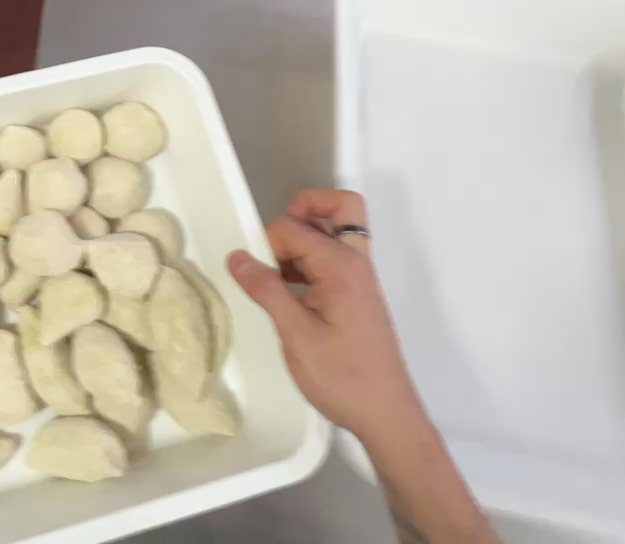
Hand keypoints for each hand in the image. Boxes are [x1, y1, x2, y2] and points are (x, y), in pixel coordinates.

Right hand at [226, 189, 427, 445]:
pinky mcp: (358, 294)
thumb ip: (266, 289)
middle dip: (303, 210)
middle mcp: (356, 263)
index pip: (293, 228)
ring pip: (338, 229)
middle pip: (339, 207)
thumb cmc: (342, 377)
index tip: (256, 274)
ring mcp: (361, 278)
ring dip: (306, 235)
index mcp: (341, 267)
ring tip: (278, 271)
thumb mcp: (295, 335)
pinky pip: (335, 255)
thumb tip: (236, 255)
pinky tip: (291, 290)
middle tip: (276, 243)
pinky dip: (311, 258)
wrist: (387, 418)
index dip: (267, 244)